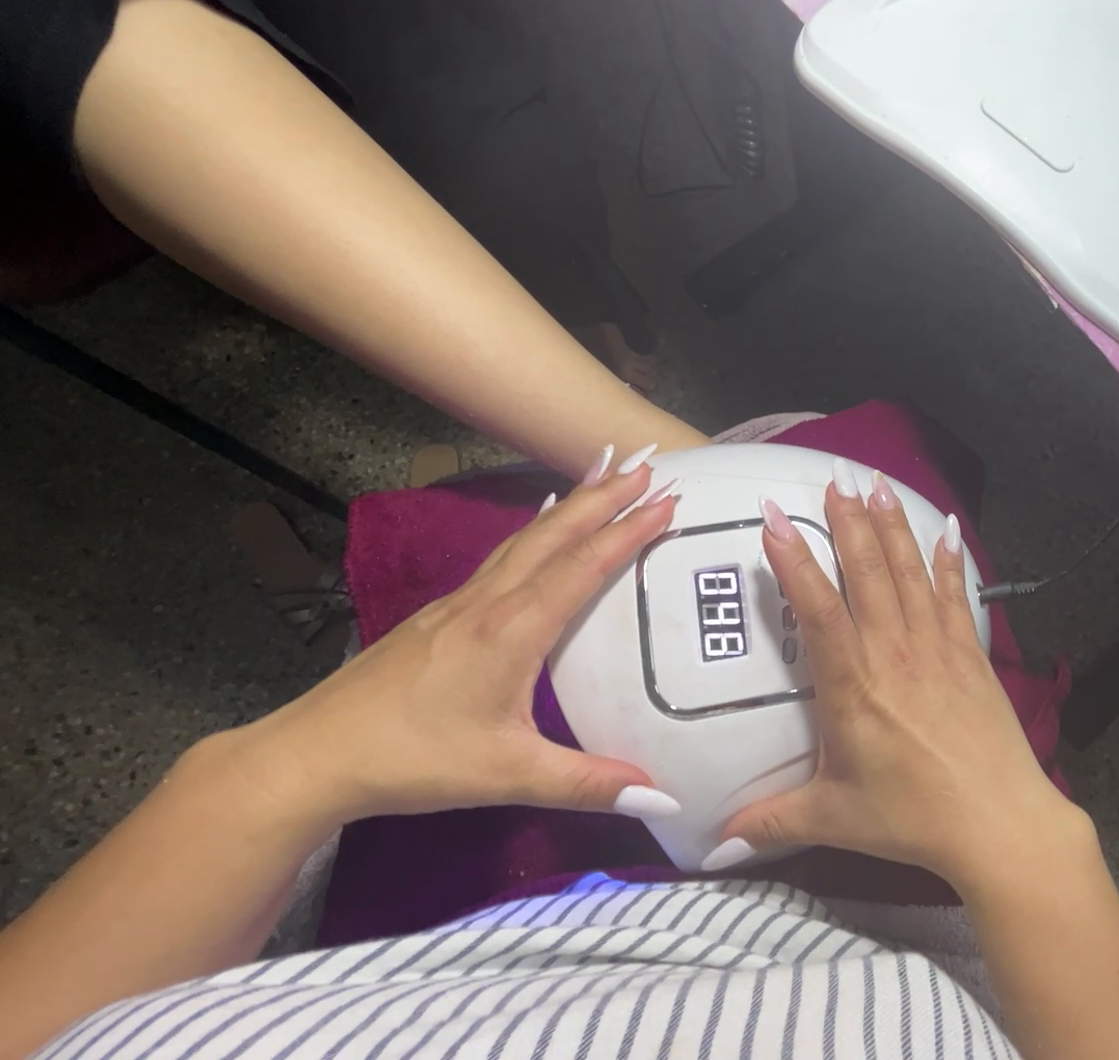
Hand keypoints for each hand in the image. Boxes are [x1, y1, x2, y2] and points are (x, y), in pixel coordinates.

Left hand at [215, 445, 683, 827]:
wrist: (307, 757)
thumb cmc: (413, 761)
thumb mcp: (507, 776)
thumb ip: (588, 784)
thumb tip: (663, 795)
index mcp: (511, 630)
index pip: (581, 567)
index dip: (627, 532)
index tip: (666, 501)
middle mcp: (488, 602)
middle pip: (553, 534)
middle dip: (603, 497)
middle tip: (648, 467)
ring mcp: (460, 603)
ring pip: (525, 538)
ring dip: (571, 505)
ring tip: (604, 476)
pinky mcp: (442, 614)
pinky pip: (504, 555)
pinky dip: (539, 530)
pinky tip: (542, 530)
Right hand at [716, 471, 1086, 889]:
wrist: (997, 820)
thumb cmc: (911, 817)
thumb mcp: (833, 818)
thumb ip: (772, 821)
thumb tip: (713, 844)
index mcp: (852, 683)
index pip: (816, 607)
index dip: (794, 559)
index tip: (775, 515)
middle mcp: (894, 650)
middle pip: (867, 571)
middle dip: (847, 520)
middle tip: (833, 476)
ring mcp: (937, 647)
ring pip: (910, 572)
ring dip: (892, 525)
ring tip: (877, 483)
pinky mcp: (971, 654)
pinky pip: (956, 596)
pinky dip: (948, 561)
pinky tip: (945, 529)